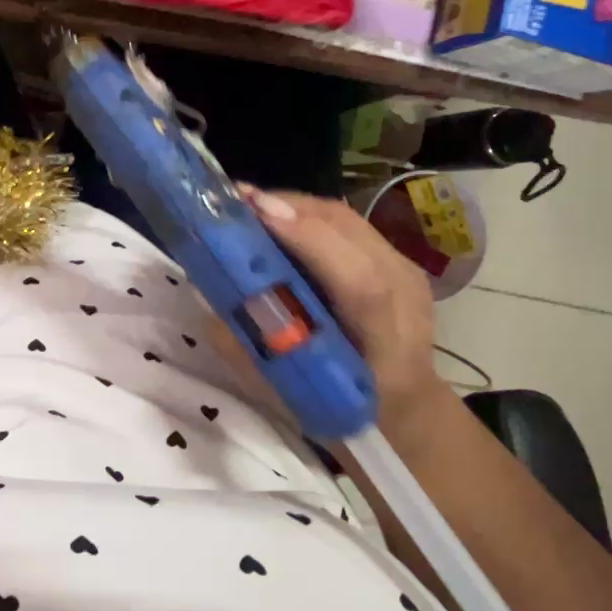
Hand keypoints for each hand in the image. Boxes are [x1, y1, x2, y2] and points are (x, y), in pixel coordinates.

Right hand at [238, 186, 448, 423]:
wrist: (403, 408)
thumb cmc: (338, 408)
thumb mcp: (285, 394)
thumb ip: (244, 348)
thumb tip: (205, 293)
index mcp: (386, 344)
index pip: (361, 282)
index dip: (311, 242)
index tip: (259, 215)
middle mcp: (406, 298)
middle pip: (350, 234)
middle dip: (288, 211)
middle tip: (231, 202)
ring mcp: (406, 271)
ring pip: (346, 220)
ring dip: (292, 207)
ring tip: (244, 206)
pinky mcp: (394, 257)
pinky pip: (345, 223)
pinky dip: (303, 215)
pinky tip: (271, 218)